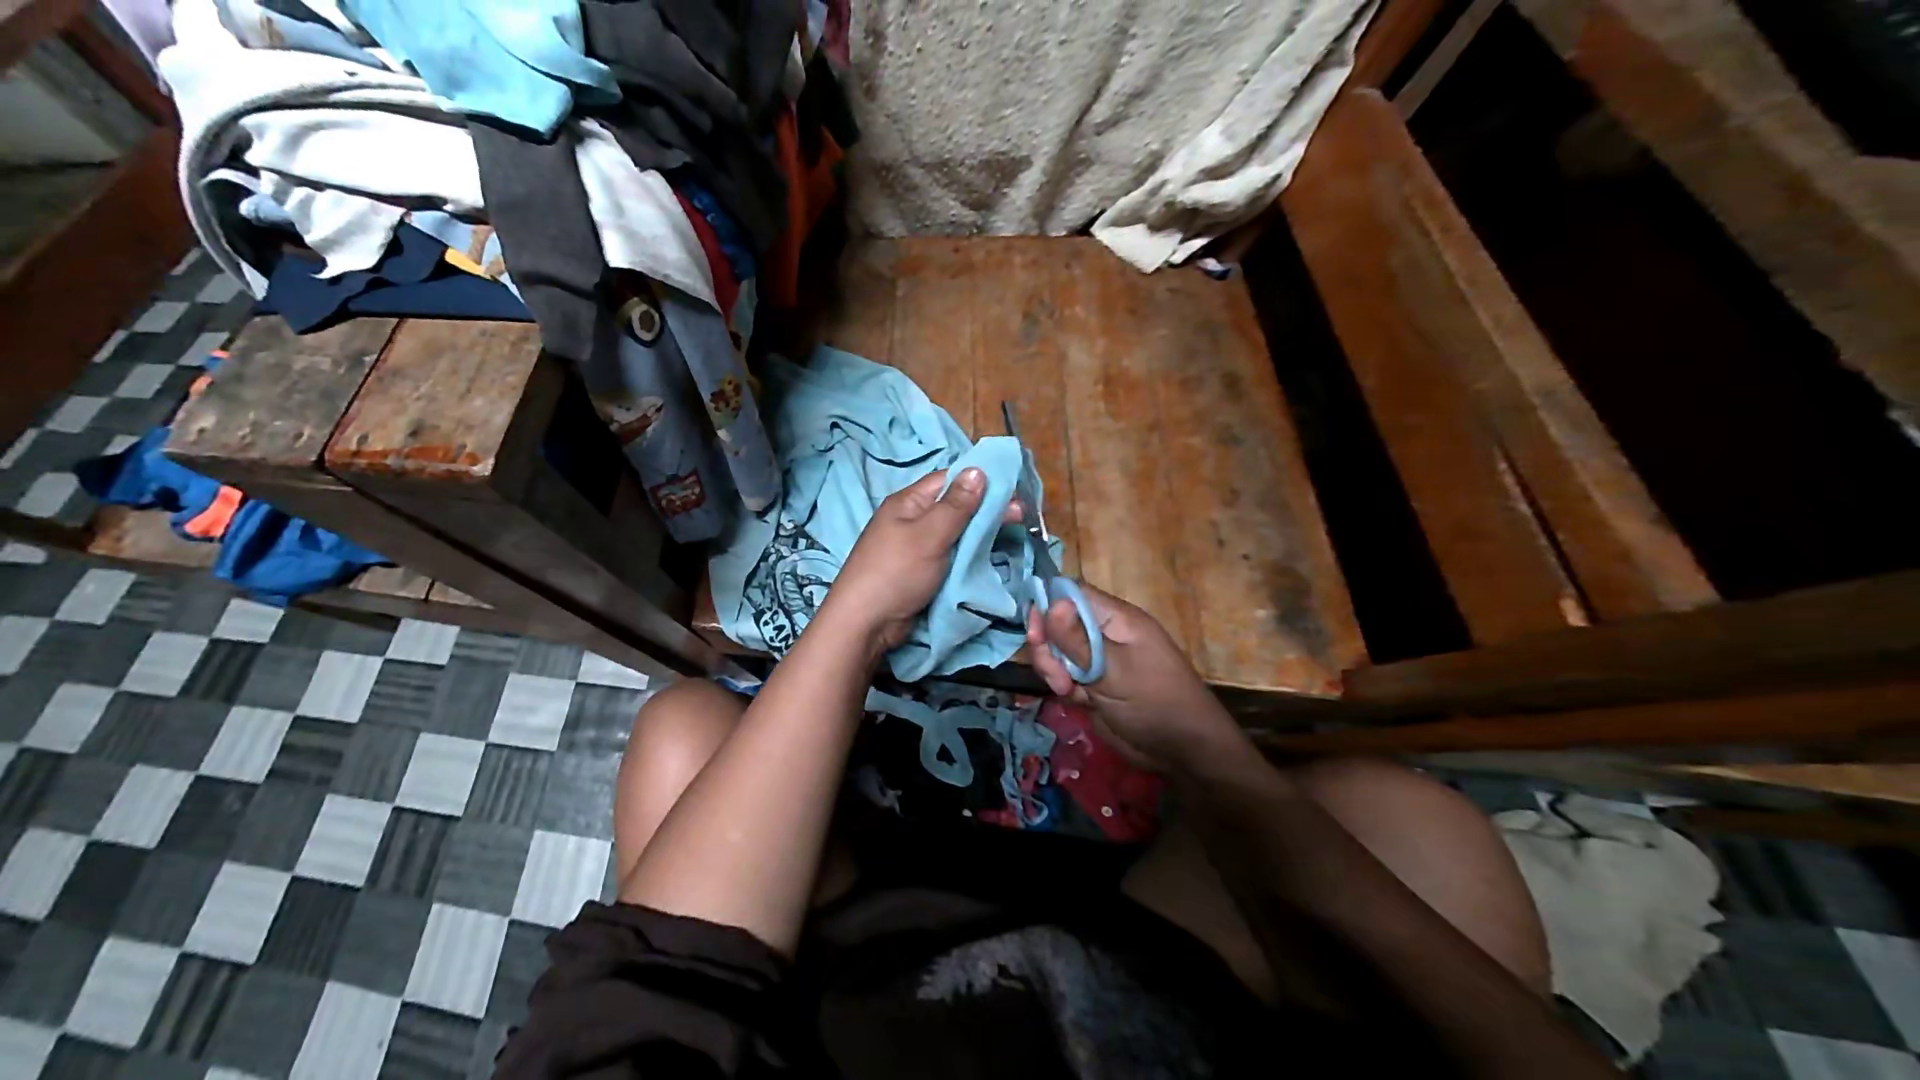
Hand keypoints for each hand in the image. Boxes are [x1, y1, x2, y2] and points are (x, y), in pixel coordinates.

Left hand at [815, 467, 1016, 658]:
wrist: (866, 624)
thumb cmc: (896, 573)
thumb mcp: (929, 535)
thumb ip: (956, 505)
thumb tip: (978, 470)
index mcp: (908, 502)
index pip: (949, 479)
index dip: (981, 480)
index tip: (1013, 488)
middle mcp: (912, 520)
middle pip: (955, 507)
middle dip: (987, 510)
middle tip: (1021, 516)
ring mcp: (917, 547)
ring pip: (956, 533)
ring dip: (981, 533)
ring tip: (1013, 534)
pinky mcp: (923, 571)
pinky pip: (952, 556)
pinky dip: (971, 555)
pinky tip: (992, 556)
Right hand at [1026, 584, 1249, 773]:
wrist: (1182, 750)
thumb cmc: (1154, 702)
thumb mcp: (1113, 670)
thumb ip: (1078, 640)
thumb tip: (1052, 602)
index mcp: (1116, 619)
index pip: (1071, 595)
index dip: (1048, 606)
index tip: (1035, 633)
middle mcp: (1105, 634)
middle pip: (1058, 625)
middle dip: (1049, 648)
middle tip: (1056, 675)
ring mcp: (1099, 661)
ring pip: (1059, 654)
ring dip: (1055, 671)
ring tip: (1068, 691)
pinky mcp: (1095, 685)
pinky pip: (1067, 677)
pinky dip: (1067, 689)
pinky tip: (1079, 703)